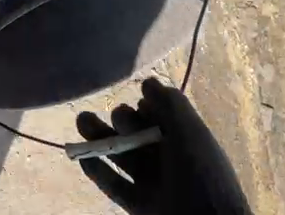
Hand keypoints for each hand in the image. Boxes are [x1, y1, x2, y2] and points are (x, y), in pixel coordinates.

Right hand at [75, 78, 250, 214]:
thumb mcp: (191, 133)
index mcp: (183, 141)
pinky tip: (82, 157)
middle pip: (135, 132)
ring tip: (82, 123)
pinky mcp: (138, 206)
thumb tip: (147, 81)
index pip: (156, 115)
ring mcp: (151, 183)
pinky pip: (112, 184)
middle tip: (122, 122)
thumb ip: (170, 104)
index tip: (144, 107)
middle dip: (122, 119)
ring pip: (119, 154)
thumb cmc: (202, 177)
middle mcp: (166, 160)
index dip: (145, 106)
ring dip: (98, 136)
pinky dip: (96, 170)